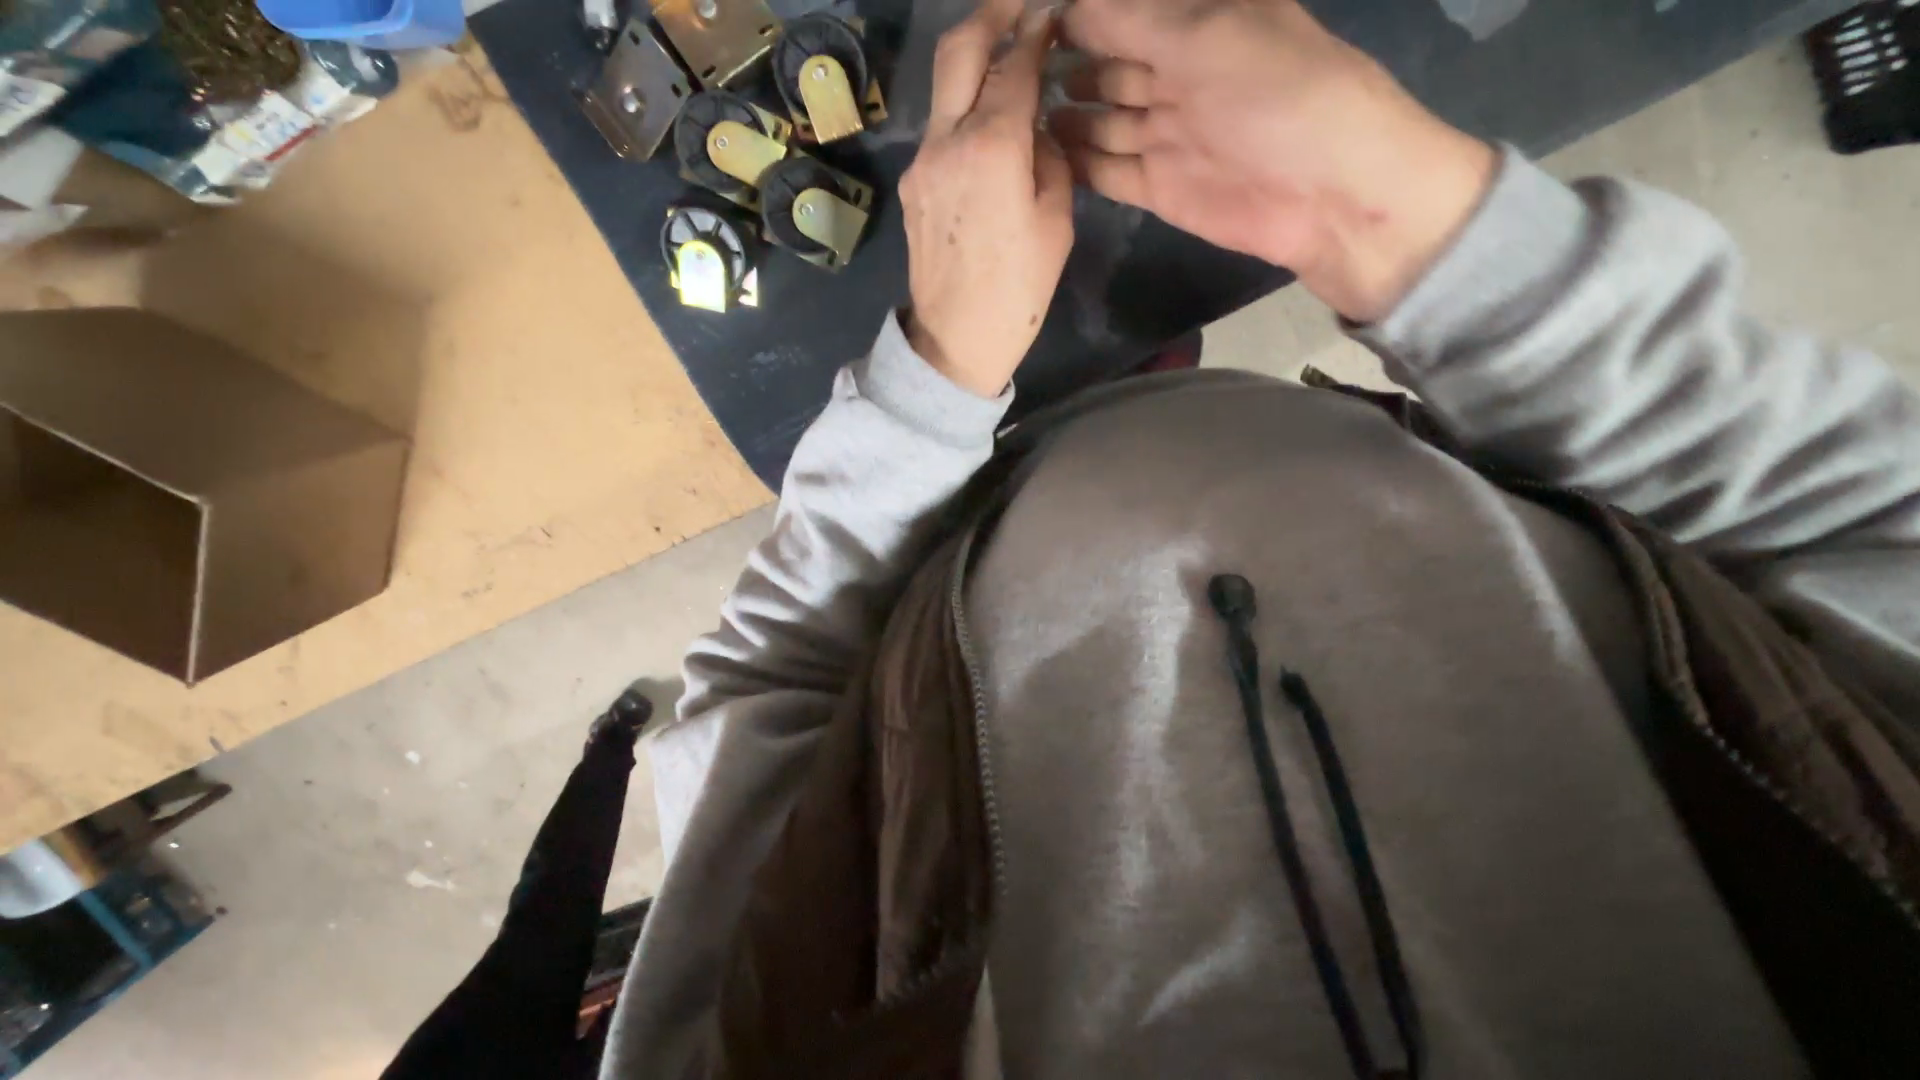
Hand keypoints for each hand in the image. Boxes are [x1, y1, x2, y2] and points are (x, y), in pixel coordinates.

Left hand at [900, 0, 1073, 397]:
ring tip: (1008, 61)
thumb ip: (1050, 160)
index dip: (1034, 30)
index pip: (1013, 65)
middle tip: (1018, 4)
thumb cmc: (1019, 290)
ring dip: (974, 62)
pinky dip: (965, 111)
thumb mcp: (1057, 223)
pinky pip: (941, 129)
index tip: (1050, 13)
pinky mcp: (912, 183)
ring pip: (944, 88)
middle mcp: (948, 141)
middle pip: (958, 51)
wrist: (955, 340)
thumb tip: (1036, 129)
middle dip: (990, 14)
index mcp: (993, 148)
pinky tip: (990, 128)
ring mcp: (922, 161)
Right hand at [1054, 0, 1496, 321]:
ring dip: (1062, 113)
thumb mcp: (1209, 35)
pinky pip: (1106, 168)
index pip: (1124, 10)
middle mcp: (1179, 73)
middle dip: (1063, 62)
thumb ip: (1134, 19)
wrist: (1331, 195)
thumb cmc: (1279, 95)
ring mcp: (1168, 132)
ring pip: (1100, 117)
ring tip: (1010, 113)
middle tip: (1007, 71)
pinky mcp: (1159, 186)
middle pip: (1108, 62)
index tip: (1024, 17)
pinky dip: (1075, 162)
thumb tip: (1071, 2)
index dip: (1078, 13)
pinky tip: (1036, 153)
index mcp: (1200, 21)